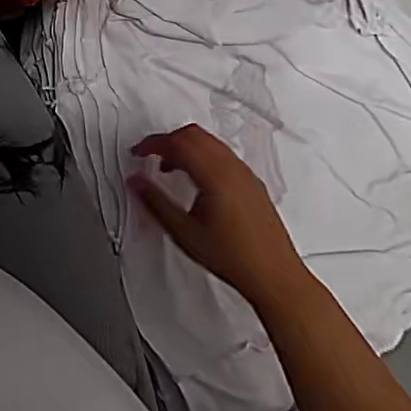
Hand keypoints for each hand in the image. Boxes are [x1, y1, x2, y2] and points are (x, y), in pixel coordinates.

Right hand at [129, 125, 308, 306]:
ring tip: (169, 166)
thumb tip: (136, 182)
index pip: (177, 143)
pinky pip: (222, 153)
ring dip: (185, 146)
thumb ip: (155, 202)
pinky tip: (195, 178)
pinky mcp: (252, 182)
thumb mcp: (184, 232)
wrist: (274, 276)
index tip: (138, 152)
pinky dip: (202, 154)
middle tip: (150, 155)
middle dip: (167, 140)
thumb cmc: (235, 258)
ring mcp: (245, 173)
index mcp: (214, 174)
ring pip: (209, 141)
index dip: (152, 144)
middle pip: (193, 134)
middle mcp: (232, 167)